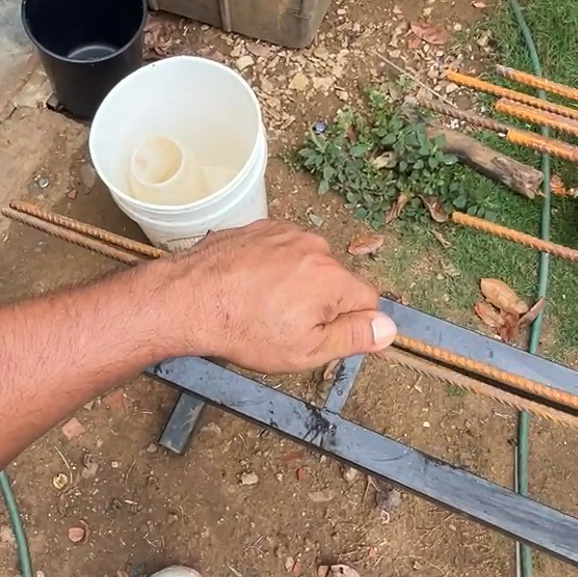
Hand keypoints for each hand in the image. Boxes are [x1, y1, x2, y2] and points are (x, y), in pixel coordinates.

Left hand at [151, 220, 396, 373]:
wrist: (189, 299)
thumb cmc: (244, 330)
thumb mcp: (306, 350)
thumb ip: (353, 337)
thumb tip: (388, 328)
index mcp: (333, 278)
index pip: (366, 301)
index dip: (348, 323)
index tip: (319, 334)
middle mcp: (315, 246)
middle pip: (335, 279)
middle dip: (318, 301)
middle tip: (283, 323)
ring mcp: (284, 232)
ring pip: (306, 262)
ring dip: (294, 281)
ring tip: (261, 304)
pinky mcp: (259, 226)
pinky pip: (280, 248)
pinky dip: (271, 265)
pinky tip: (249, 285)